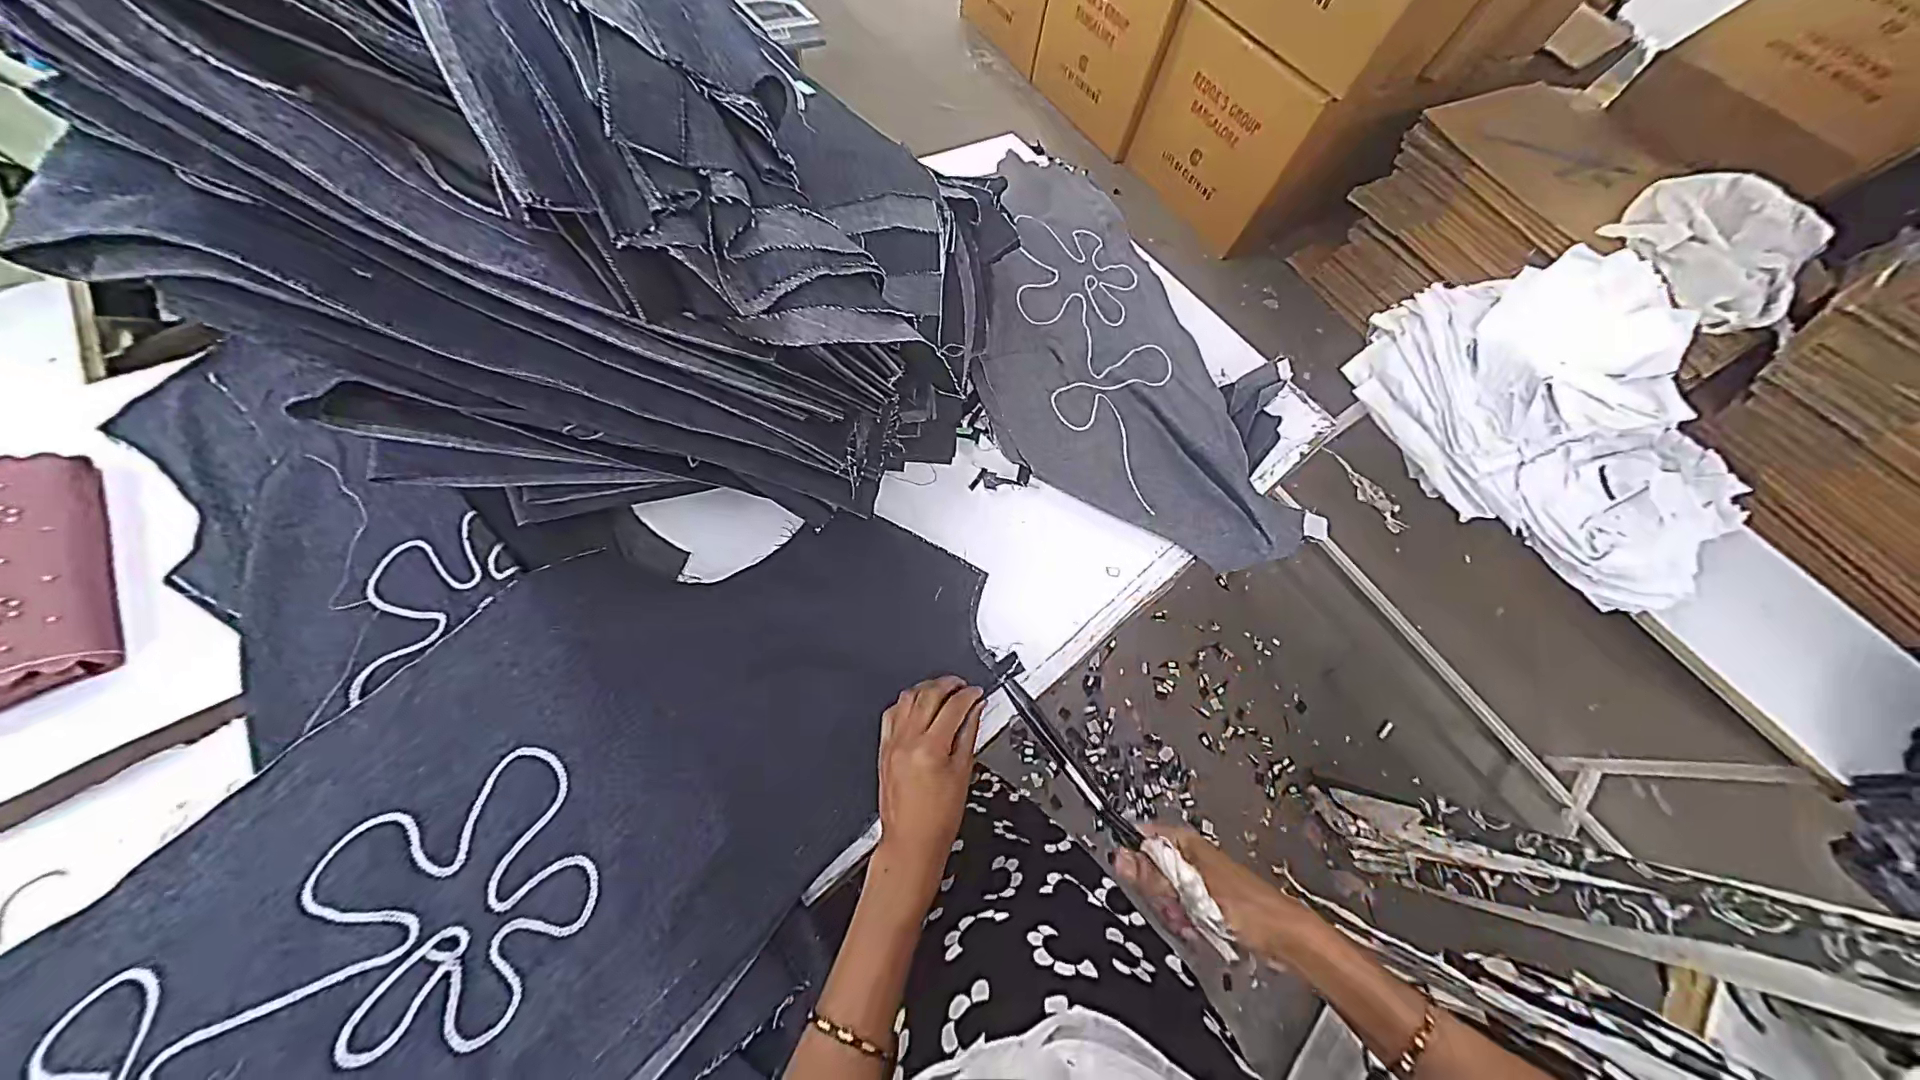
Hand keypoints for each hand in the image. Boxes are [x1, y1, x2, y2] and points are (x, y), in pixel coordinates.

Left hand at [873, 676, 984, 901]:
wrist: (911, 840)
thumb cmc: (937, 818)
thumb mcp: (963, 773)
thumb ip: (968, 734)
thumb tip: (975, 711)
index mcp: (931, 748)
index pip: (953, 707)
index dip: (969, 695)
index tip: (977, 692)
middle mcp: (907, 741)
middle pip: (928, 694)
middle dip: (948, 684)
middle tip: (962, 686)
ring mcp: (892, 743)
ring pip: (907, 698)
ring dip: (926, 688)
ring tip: (942, 690)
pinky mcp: (884, 748)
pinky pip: (891, 714)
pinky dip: (907, 703)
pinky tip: (917, 705)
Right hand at [1113, 824, 1312, 962]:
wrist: (1286, 938)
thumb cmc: (1247, 909)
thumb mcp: (1191, 892)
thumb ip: (1153, 875)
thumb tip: (1119, 856)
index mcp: (1185, 842)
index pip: (1142, 839)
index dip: (1135, 861)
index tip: (1137, 881)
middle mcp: (1190, 855)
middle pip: (1151, 870)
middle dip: (1158, 894)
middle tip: (1173, 907)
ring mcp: (1198, 879)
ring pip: (1165, 893)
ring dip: (1173, 912)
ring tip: (1191, 922)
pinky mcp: (1206, 900)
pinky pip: (1181, 909)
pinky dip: (1186, 922)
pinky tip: (1198, 930)